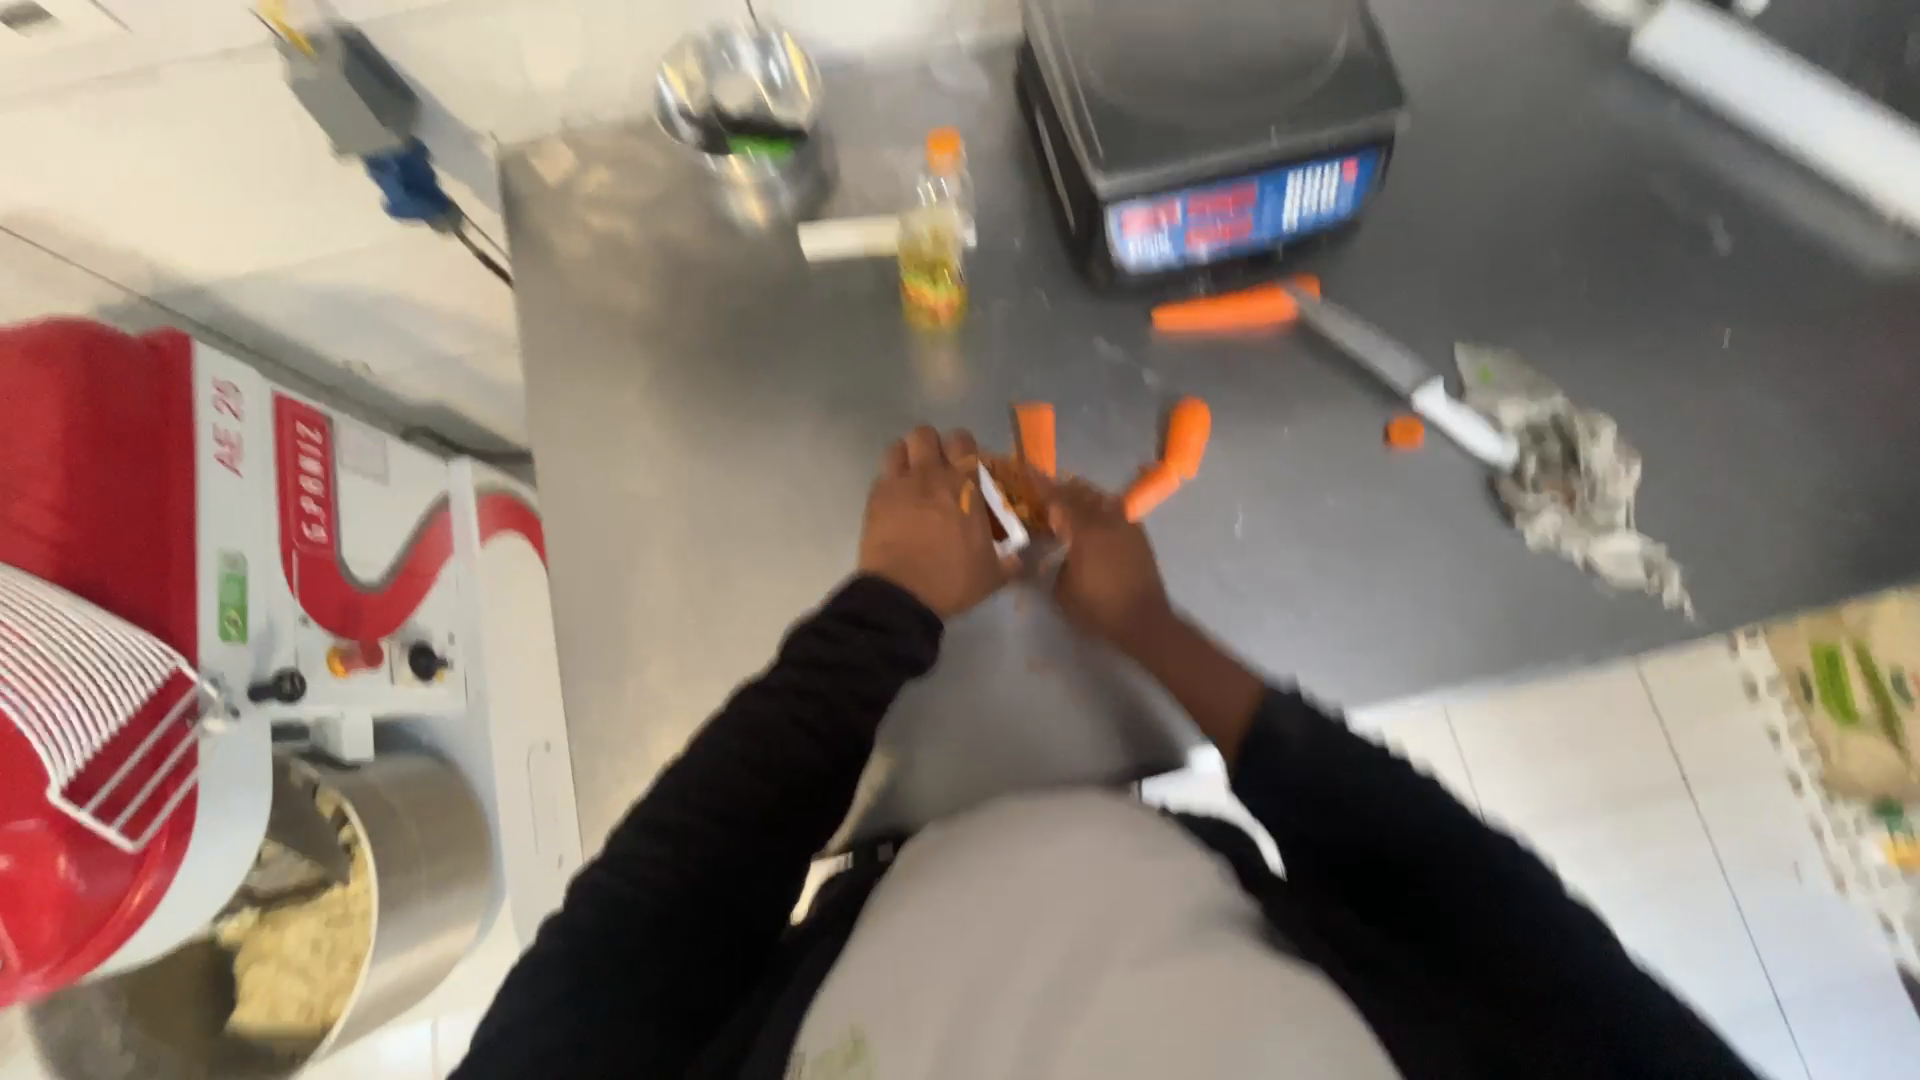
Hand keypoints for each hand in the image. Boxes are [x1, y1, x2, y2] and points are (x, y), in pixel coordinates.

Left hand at [859, 427, 1015, 617]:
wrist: (902, 594)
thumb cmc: (951, 580)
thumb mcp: (990, 575)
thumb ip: (1007, 562)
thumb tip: (1017, 560)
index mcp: (963, 485)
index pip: (962, 441)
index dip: (963, 447)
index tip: (965, 464)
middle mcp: (930, 475)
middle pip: (925, 434)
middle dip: (931, 446)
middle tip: (936, 468)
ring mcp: (898, 484)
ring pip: (898, 447)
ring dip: (906, 457)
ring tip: (912, 478)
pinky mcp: (875, 499)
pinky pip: (882, 476)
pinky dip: (889, 483)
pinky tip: (895, 503)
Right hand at [1037, 474, 1176, 655]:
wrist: (1144, 620)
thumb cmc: (1099, 608)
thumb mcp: (1063, 591)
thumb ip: (1056, 565)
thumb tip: (1058, 555)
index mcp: (1085, 530)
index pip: (1059, 499)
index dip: (1042, 485)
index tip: (1028, 471)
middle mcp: (1107, 520)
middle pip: (1082, 493)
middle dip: (1062, 488)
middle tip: (1047, 487)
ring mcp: (1126, 526)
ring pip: (1101, 498)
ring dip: (1084, 495)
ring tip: (1071, 499)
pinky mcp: (1138, 536)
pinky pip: (1115, 511)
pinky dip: (1101, 508)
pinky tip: (1095, 517)